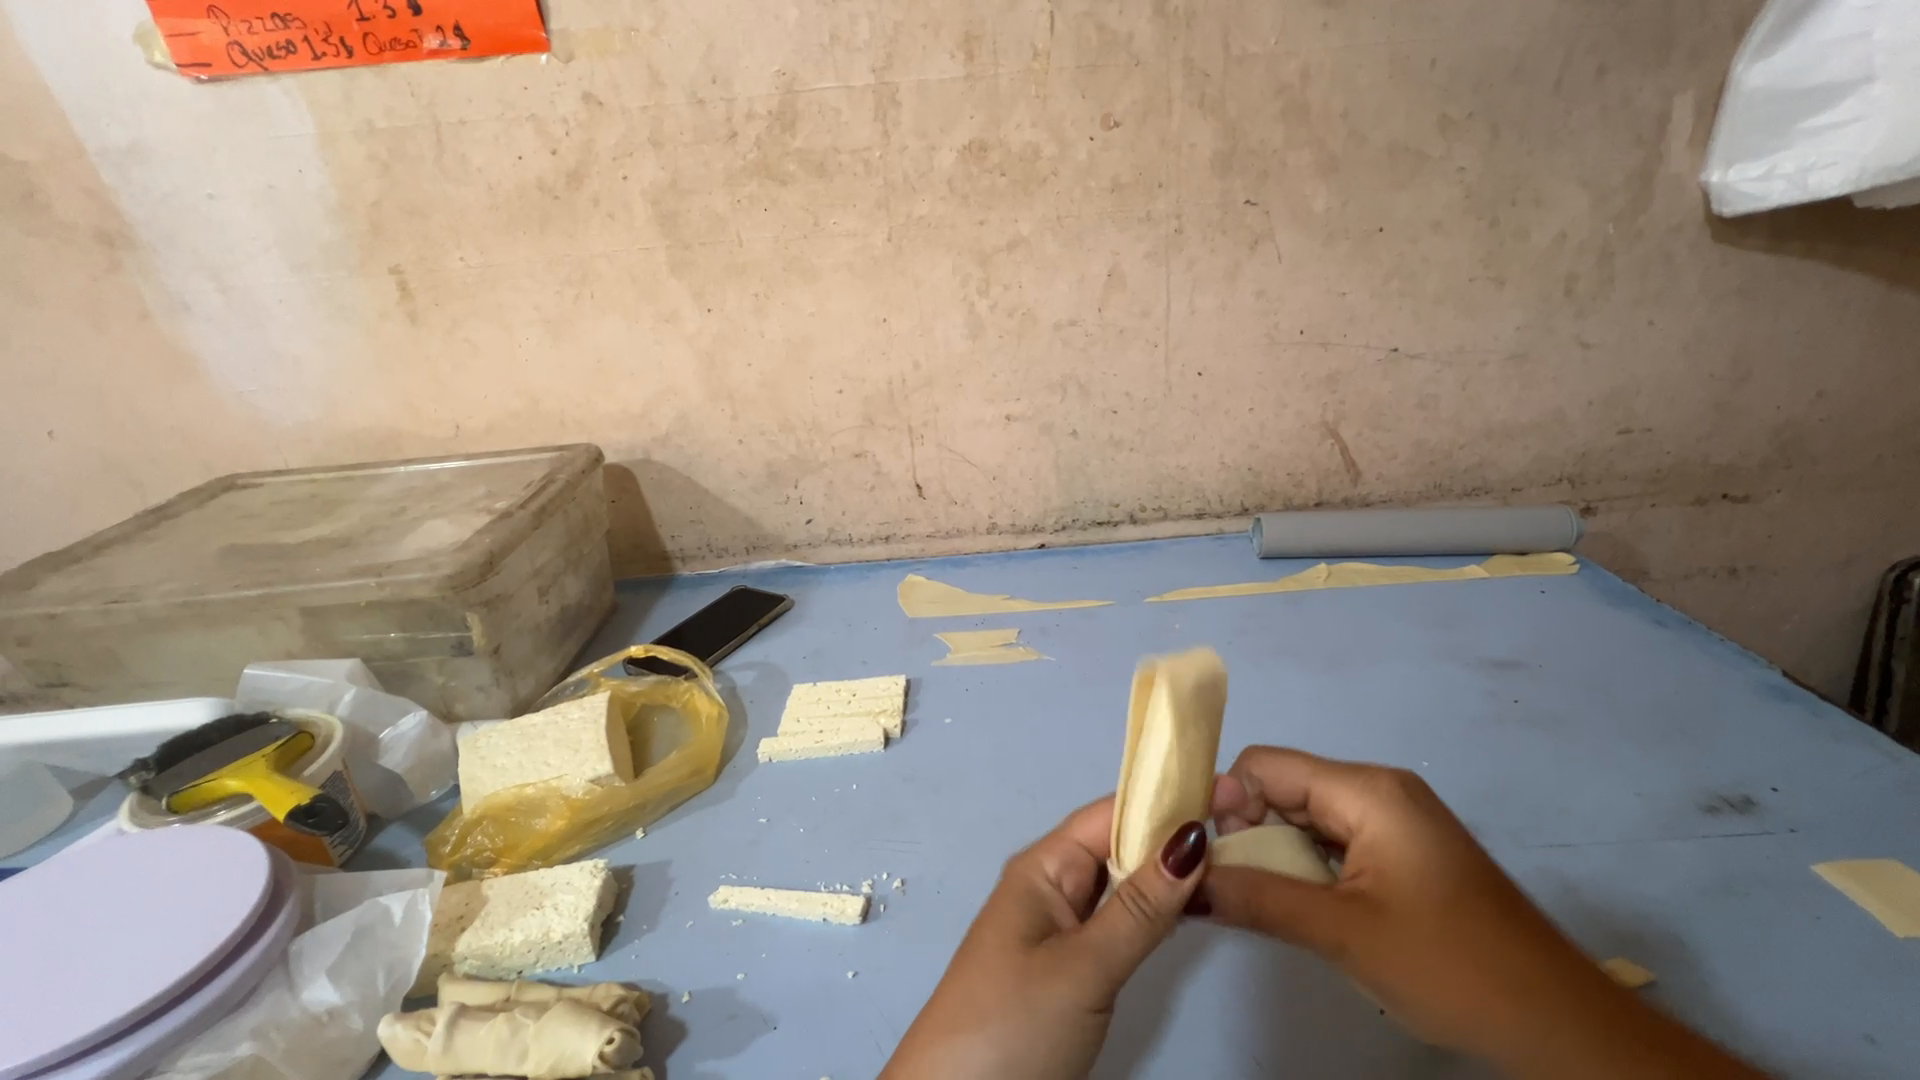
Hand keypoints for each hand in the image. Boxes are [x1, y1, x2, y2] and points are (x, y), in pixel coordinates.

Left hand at [880, 792, 1218, 1079]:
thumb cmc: (1012, 1024)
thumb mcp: (1082, 968)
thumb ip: (1140, 908)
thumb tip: (1193, 835)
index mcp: (1044, 866)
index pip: (1112, 812)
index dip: (1168, 797)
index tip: (1234, 789)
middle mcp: (1054, 884)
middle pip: (1121, 842)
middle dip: (1177, 830)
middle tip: (1250, 822)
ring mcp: (1064, 925)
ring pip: (1124, 880)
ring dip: (1171, 869)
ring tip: (1238, 853)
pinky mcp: (1074, 963)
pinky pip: (1121, 917)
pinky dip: (1158, 907)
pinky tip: (1196, 905)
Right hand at [1206, 747, 1766, 1078]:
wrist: (1559, 1024)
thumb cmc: (1450, 965)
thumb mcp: (1341, 932)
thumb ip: (1255, 898)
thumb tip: (1181, 883)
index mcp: (1367, 790)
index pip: (1264, 766)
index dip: (1225, 800)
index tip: (1206, 853)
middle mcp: (1378, 789)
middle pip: (1282, 787)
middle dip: (1245, 829)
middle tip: (1228, 884)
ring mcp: (1394, 820)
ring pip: (1304, 816)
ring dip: (1273, 852)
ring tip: (1257, 899)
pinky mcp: (1403, 851)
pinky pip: (1332, 840)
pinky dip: (1304, 865)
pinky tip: (1298, 904)